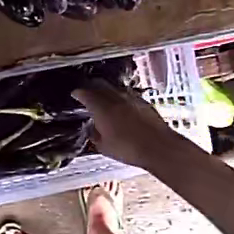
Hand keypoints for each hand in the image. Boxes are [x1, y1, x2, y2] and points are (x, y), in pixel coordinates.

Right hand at [72, 81, 189, 170]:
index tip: (75, 93)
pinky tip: (122, 107)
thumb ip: (95, 136)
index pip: (85, 94)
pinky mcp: (144, 103)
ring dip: (107, 91)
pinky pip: (128, 95)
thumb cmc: (130, 148)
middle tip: (87, 91)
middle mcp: (116, 98)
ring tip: (104, 99)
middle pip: (100, 85)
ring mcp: (131, 98)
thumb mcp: (104, 147)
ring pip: (115, 88)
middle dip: (91, 86)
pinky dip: (121, 98)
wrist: (158, 147)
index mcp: (101, 107)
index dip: (78, 93)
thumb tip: (93, 130)